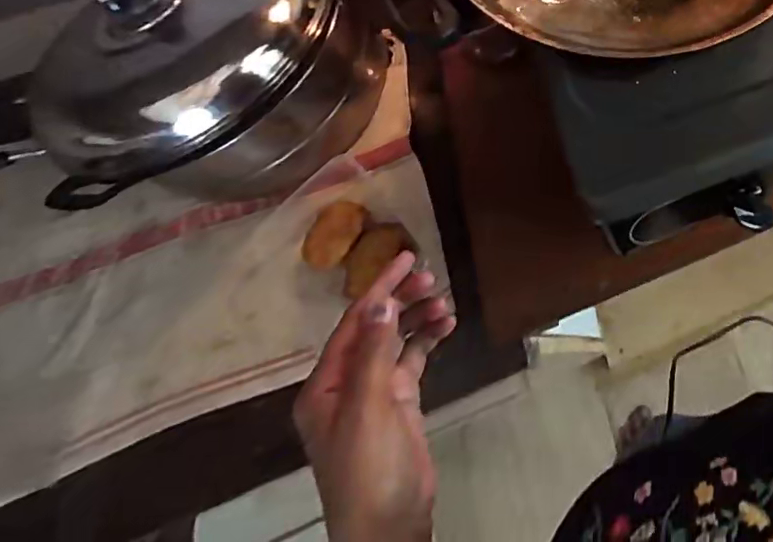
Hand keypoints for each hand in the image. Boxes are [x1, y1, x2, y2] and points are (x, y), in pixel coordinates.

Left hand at [294, 251, 456, 541]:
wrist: (389, 525)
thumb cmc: (367, 468)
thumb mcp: (368, 408)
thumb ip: (374, 352)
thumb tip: (380, 298)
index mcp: (325, 384)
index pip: (354, 323)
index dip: (379, 287)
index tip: (405, 257)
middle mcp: (346, 382)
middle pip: (375, 327)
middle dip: (401, 299)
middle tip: (431, 276)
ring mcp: (374, 392)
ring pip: (396, 340)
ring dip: (418, 318)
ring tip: (444, 302)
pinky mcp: (399, 402)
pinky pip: (413, 358)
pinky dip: (428, 339)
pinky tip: (446, 325)